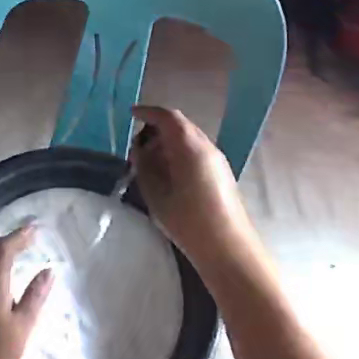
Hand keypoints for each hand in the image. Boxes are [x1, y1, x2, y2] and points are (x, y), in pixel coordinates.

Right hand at [129, 105, 263, 270]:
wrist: (226, 246)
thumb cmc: (187, 219)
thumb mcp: (155, 192)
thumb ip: (145, 165)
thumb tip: (140, 150)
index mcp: (188, 146)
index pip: (167, 117)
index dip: (148, 112)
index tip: (131, 114)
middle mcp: (206, 146)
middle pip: (180, 125)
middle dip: (157, 128)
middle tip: (137, 145)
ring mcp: (217, 159)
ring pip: (189, 138)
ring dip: (168, 142)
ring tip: (150, 162)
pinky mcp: (221, 172)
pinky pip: (196, 151)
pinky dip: (179, 153)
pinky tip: (168, 174)